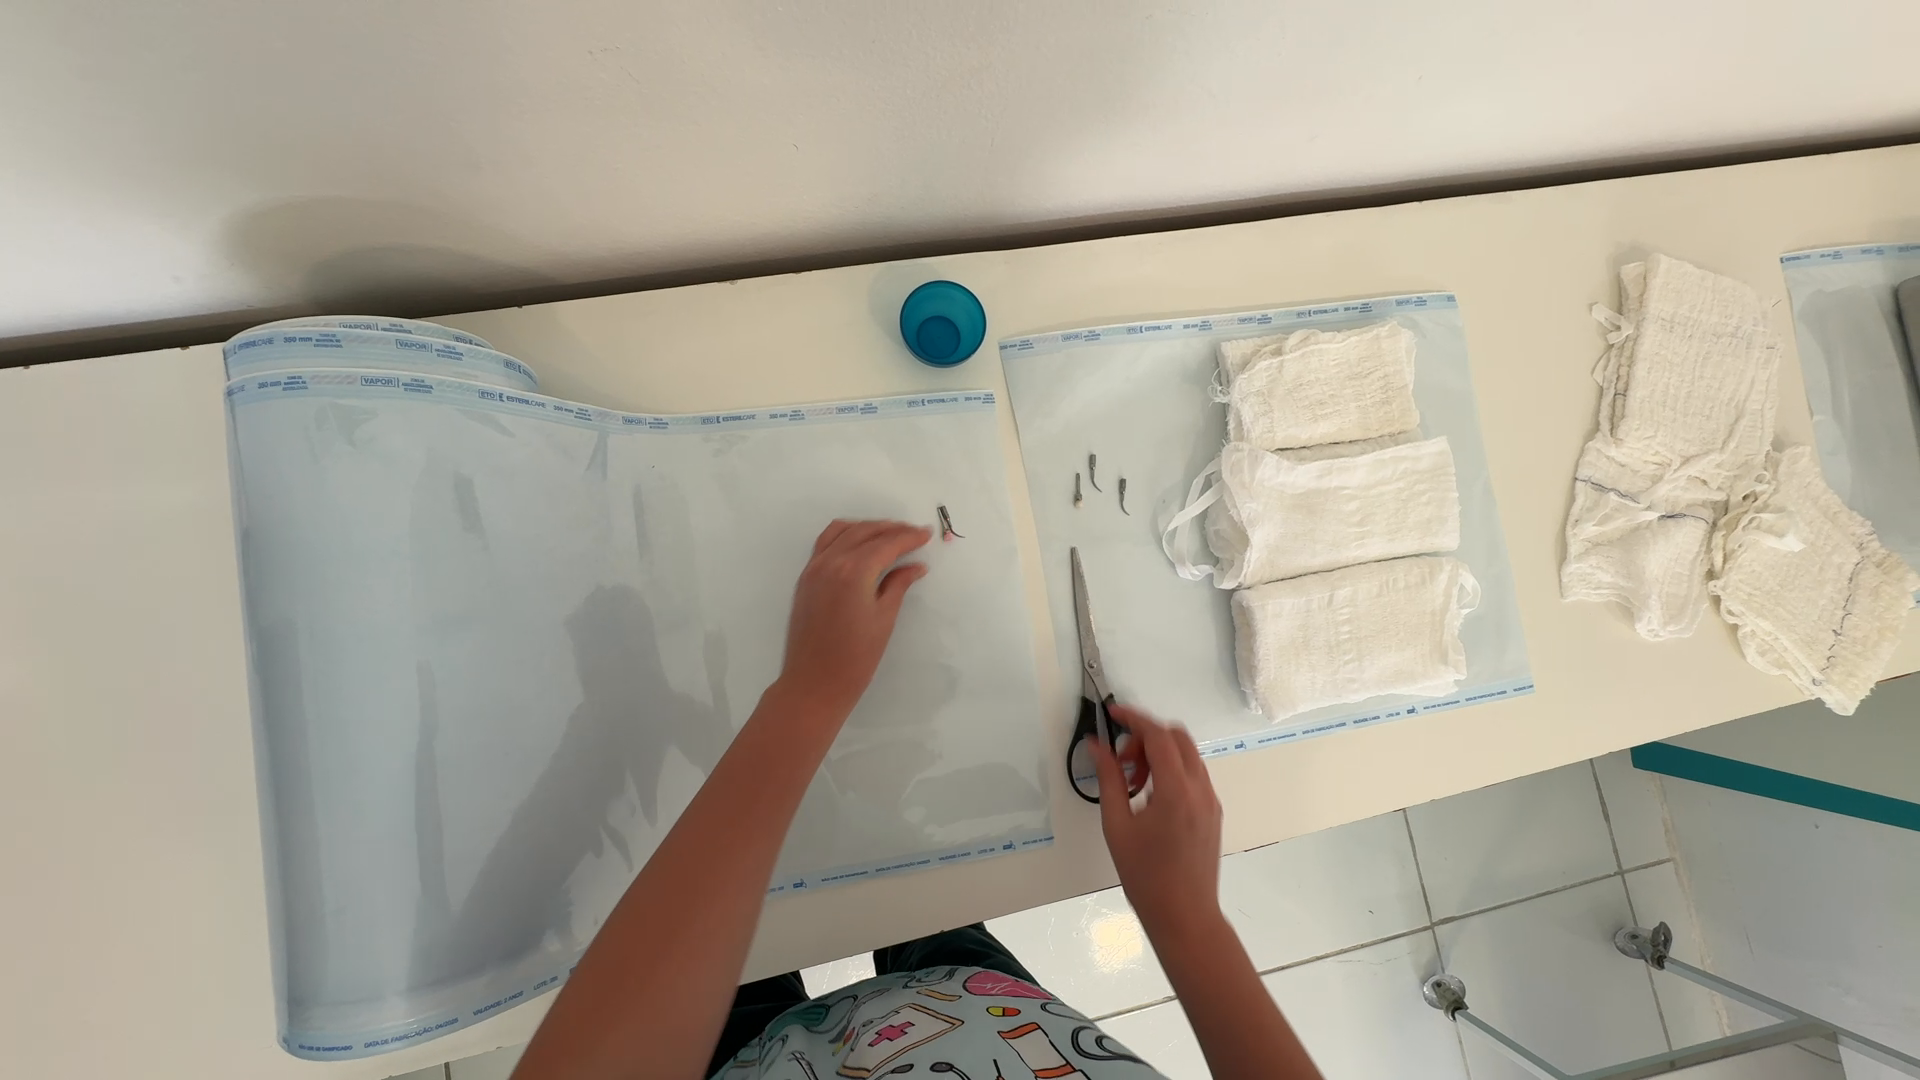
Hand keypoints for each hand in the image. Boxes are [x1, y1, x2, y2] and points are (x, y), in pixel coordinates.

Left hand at [775, 519, 931, 720]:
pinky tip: (859, 543)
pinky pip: (825, 542)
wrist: (814, 684)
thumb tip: (915, 566)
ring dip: (867, 527)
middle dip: (891, 529)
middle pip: (865, 532)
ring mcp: (813, 568)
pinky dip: (845, 535)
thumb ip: (898, 585)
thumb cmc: (855, 658)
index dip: (909, 538)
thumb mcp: (884, 619)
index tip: (926, 534)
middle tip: (914, 533)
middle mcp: (830, 562)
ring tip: (889, 534)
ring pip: (842, 531)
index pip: (886, 544)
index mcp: (853, 571)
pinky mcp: (805, 578)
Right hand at [1092, 705, 1223, 930]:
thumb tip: (1096, 746)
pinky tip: (1150, 797)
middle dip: (1147, 736)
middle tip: (1122, 759)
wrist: (1185, 918)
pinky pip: (1193, 774)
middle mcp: (1200, 790)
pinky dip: (1171, 770)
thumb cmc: (1145, 876)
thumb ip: (1108, 779)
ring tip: (1133, 782)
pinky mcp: (1213, 813)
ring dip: (1159, 753)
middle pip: (1177, 737)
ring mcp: (1211, 801)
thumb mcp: (1117, 825)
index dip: (1133, 718)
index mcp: (1176, 791)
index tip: (1111, 715)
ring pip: (1187, 754)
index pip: (1158, 736)